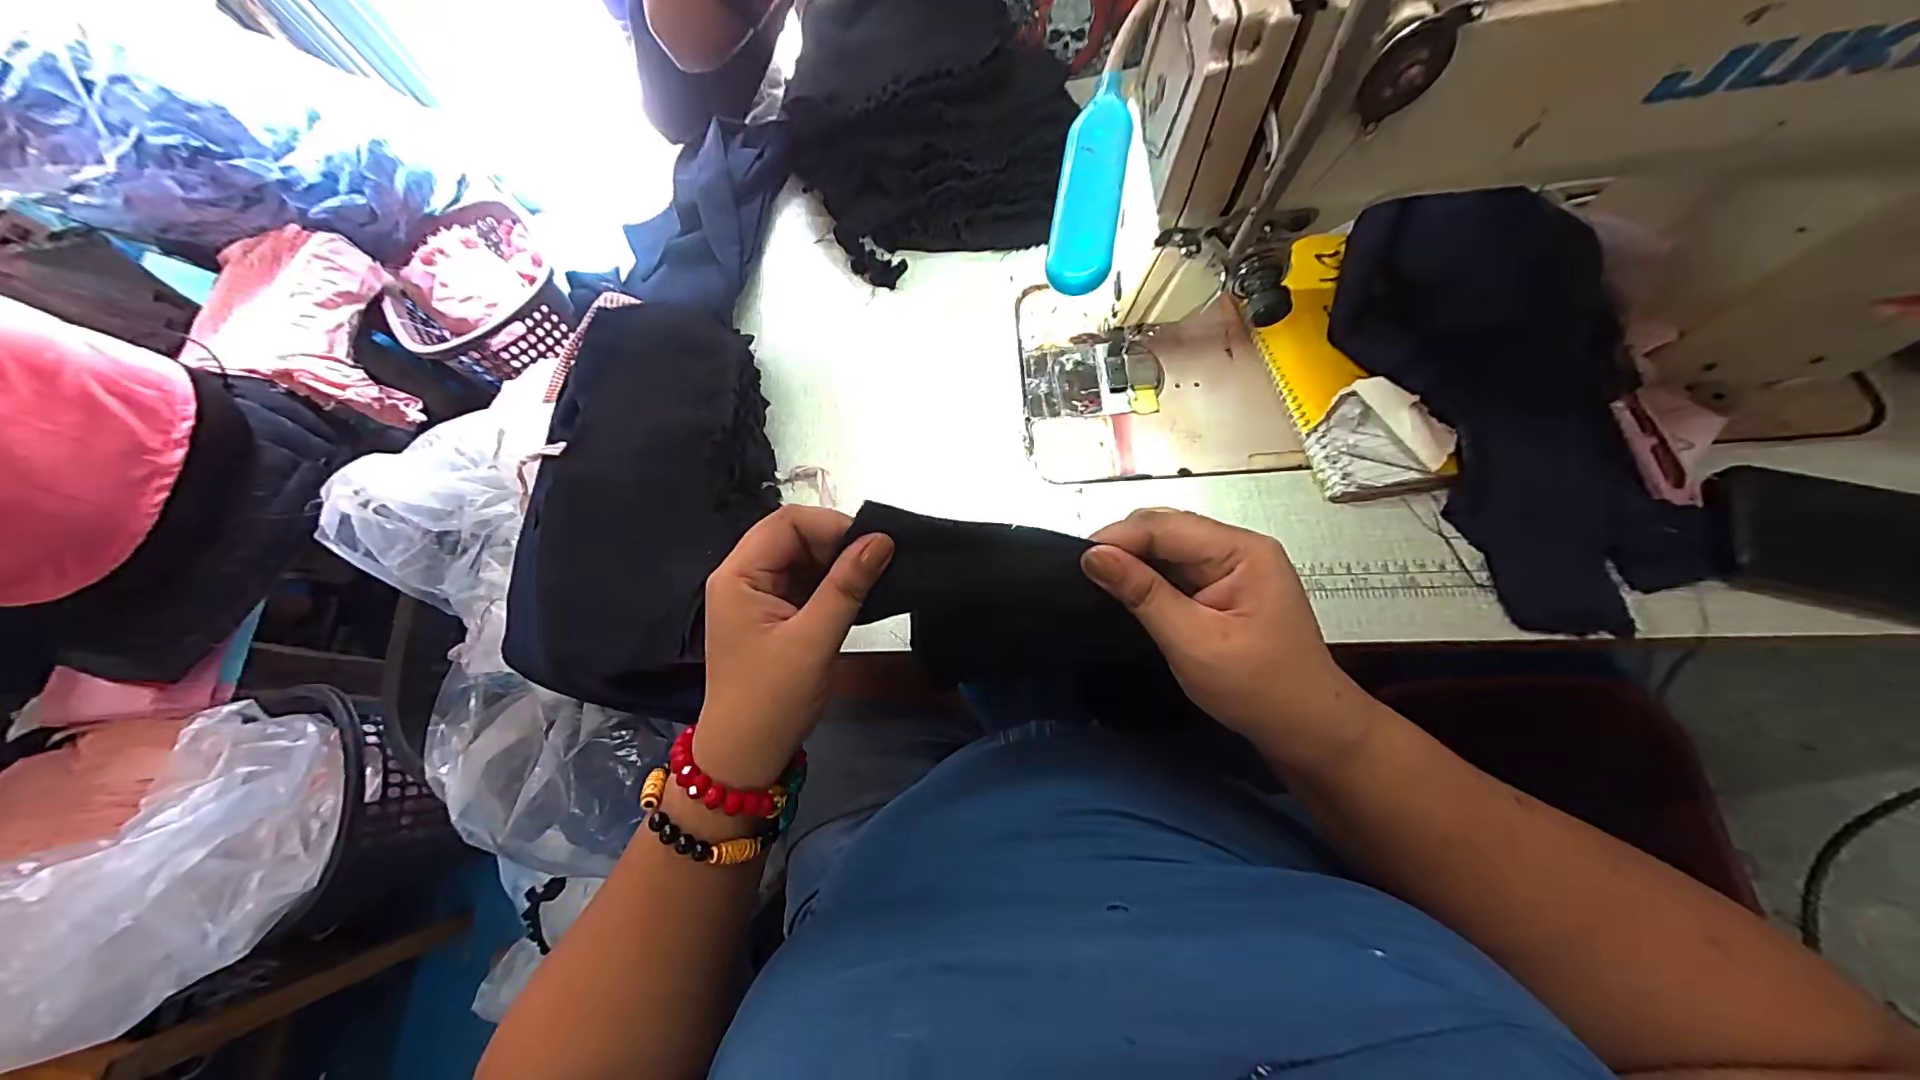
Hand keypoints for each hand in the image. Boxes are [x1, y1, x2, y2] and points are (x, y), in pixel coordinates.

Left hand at [698, 506, 893, 787]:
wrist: (747, 754)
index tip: (870, 545)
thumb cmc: (772, 700)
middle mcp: (743, 577)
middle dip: (836, 544)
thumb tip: (881, 540)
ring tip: (872, 579)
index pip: (786, 522)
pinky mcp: (775, 613)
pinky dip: (833, 583)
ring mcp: (758, 595)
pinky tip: (857, 595)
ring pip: (803, 557)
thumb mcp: (813, 640)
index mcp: (738, 576)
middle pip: (794, 535)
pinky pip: (806, 581)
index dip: (830, 525)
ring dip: (837, 564)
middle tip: (876, 563)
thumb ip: (847, 586)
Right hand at [1080, 508, 1380, 775]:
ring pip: (1169, 548)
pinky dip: (1150, 578)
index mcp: (1243, 551)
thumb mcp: (1192, 641)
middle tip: (1087, 573)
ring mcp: (1234, 567)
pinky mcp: (1225, 587)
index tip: (1079, 558)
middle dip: (1124, 545)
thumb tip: (1095, 557)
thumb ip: (1142, 594)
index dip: (1118, 537)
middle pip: (1167, 529)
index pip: (1166, 526)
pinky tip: (1130, 592)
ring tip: (1101, 582)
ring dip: (1135, 562)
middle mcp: (1240, 549)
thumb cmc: (1259, 689)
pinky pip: (1178, 570)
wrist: (1307, 729)